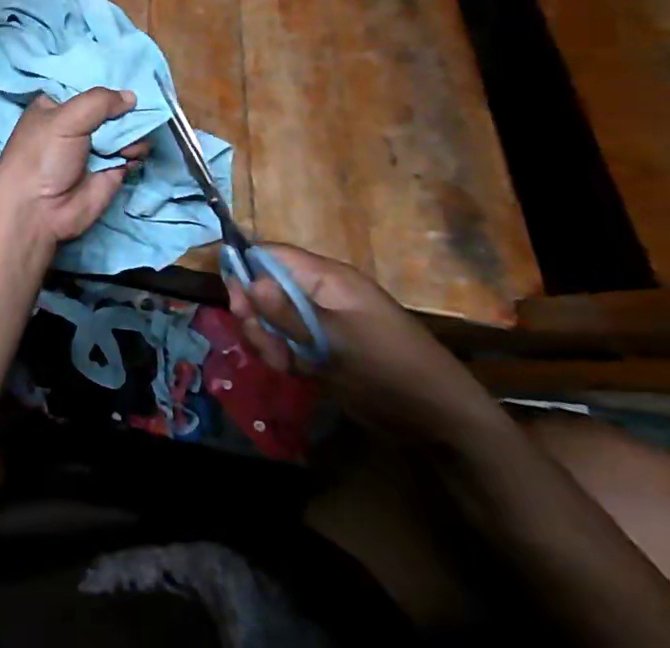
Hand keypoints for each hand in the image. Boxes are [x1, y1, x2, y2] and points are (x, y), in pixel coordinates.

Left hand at [0, 89, 149, 245]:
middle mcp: (79, 124)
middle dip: (126, 107)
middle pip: (112, 106)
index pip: (87, 84)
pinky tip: (129, 155)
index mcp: (58, 105)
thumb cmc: (42, 158)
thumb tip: (131, 97)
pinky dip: (137, 150)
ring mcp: (97, 147)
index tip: (130, 76)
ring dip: (133, 130)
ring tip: (124, 142)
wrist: (39, 212)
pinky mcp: (113, 169)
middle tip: (134, 110)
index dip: (107, 81)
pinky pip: (134, 152)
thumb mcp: (64, 119)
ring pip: (127, 128)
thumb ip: (99, 101)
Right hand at [226, 245, 455, 420]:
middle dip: (258, 316)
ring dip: (270, 341)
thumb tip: (248, 280)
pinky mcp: (322, 349)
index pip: (272, 256)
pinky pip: (288, 344)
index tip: (235, 303)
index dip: (246, 271)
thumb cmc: (385, 366)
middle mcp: (319, 294)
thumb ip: (287, 312)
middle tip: (266, 346)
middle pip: (267, 290)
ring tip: (287, 365)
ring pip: (274, 321)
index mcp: (326, 278)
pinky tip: (296, 373)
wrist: (434, 413)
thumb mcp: (333, 339)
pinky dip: (285, 357)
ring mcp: (320, 323)